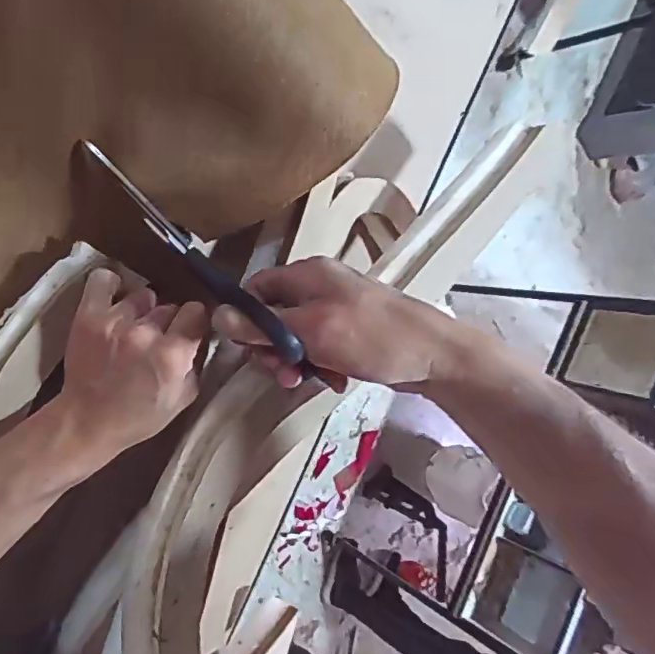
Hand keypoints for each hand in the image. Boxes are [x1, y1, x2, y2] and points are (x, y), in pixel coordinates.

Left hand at [46, 268, 207, 463]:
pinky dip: (111, 286)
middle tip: (157, 339)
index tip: (188, 330)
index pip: (196, 312)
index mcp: (171, 355)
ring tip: (133, 327)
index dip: (194, 321)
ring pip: (142, 296)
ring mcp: (114, 321)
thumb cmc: (138, 416)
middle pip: (169, 306)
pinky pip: (103, 280)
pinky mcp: (88, 316)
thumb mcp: (182, 398)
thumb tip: (202, 334)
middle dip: (168, 322)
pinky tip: (115, 300)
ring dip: (142, 311)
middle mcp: (145, 333)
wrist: (87, 421)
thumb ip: (196, 362)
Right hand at [212, 257, 458, 388]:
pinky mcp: (349, 331)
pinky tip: (332, 379)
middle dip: (272, 347)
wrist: (436, 357)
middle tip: (281, 371)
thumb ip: (263, 326)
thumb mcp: (310, 331)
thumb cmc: (373, 337)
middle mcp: (318, 286)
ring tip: (306, 379)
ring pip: (293, 335)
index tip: (249, 346)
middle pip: (272, 315)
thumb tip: (218, 315)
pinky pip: (317, 346)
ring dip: (294, 361)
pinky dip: (318, 364)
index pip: (256, 288)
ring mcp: (335, 308)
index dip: (245, 318)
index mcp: (307, 274)